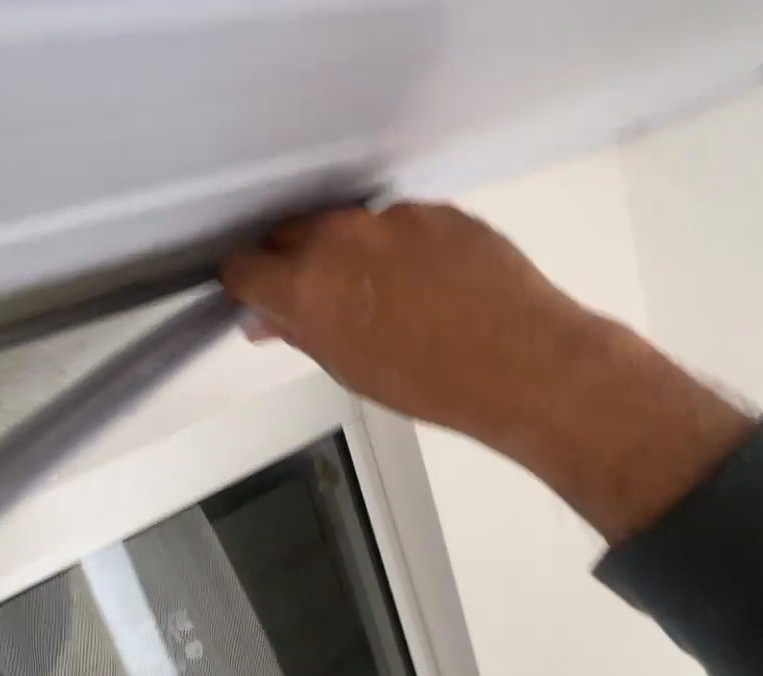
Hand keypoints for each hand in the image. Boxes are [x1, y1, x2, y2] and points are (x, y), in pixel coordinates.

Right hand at [219, 202, 753, 543]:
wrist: (519, 361)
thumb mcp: (347, 368)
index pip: (244, 267)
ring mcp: (391, 218)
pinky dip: (396, 247)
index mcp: (306, 285)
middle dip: (289, 262)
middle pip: (288, 233)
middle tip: (310, 297)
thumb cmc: (432, 379)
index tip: (253, 294)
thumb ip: (299, 334)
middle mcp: (340, 238)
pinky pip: (395, 224)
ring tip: (377, 296)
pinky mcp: (434, 209)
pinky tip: (420, 283)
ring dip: (345, 253)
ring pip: (344, 227)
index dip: (245, 284)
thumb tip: (270, 320)